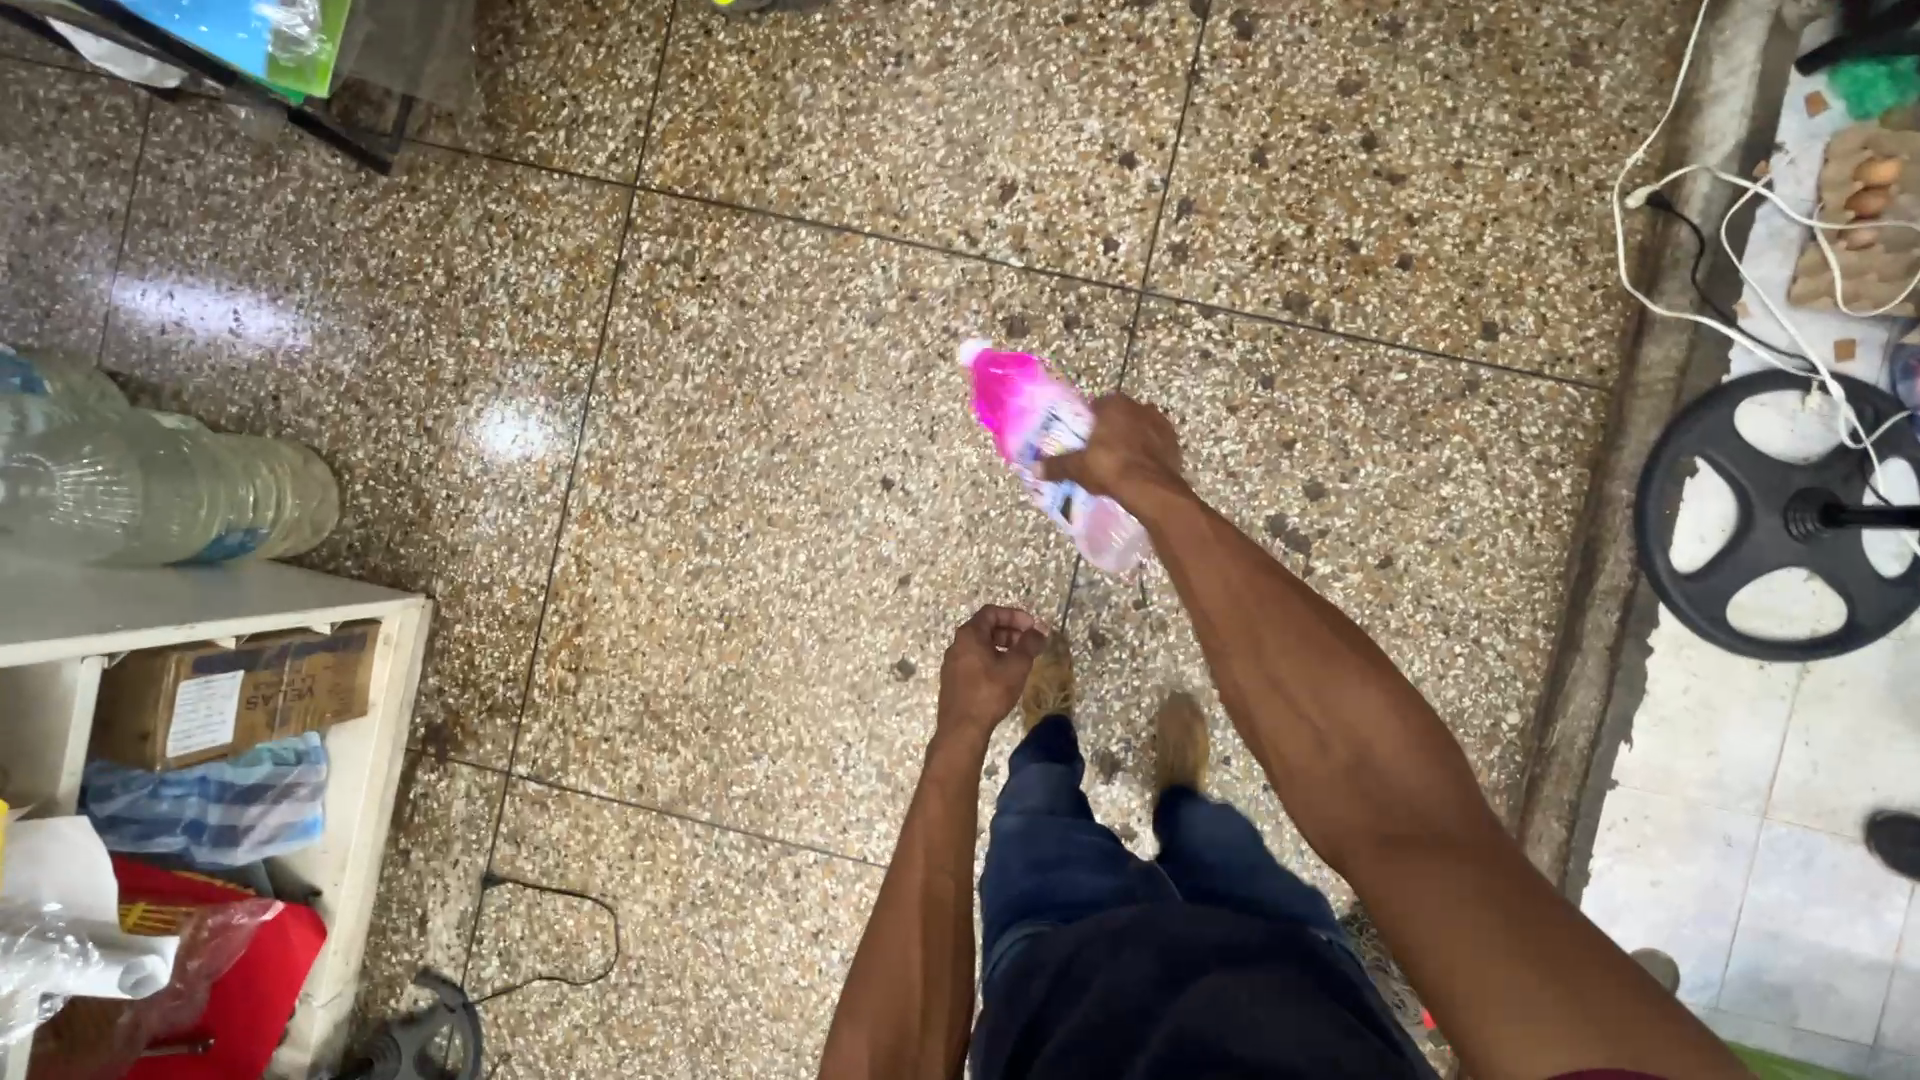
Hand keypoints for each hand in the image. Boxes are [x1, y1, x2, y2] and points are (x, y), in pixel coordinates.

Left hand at [936, 605, 1046, 742]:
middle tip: (1029, 642)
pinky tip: (1004, 676)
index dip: (1014, 615)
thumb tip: (1039, 632)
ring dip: (1002, 647)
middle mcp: (957, 644)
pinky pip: (974, 661)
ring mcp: (952, 663)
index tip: (1032, 626)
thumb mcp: (1016, 665)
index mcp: (969, 634)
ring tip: (1020, 660)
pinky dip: (991, 660)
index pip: (992, 612)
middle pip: (985, 628)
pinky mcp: (953, 680)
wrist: (962, 728)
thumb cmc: (990, 691)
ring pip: (980, 646)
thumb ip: (1029, 644)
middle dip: (1010, 632)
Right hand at [1035, 394, 1186, 511]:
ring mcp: (1160, 423)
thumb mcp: (1078, 467)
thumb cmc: (1110, 468)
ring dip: (1133, 439)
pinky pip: (1157, 443)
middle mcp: (1139, 406)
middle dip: (1113, 429)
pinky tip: (1141, 468)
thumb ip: (1057, 465)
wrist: (1151, 488)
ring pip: (1141, 427)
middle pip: (1121, 415)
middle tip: (1103, 452)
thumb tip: (1034, 469)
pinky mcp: (1174, 441)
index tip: (1086, 439)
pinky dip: (1150, 452)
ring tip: (1123, 462)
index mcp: (1114, 404)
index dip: (1091, 422)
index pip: (1098, 405)